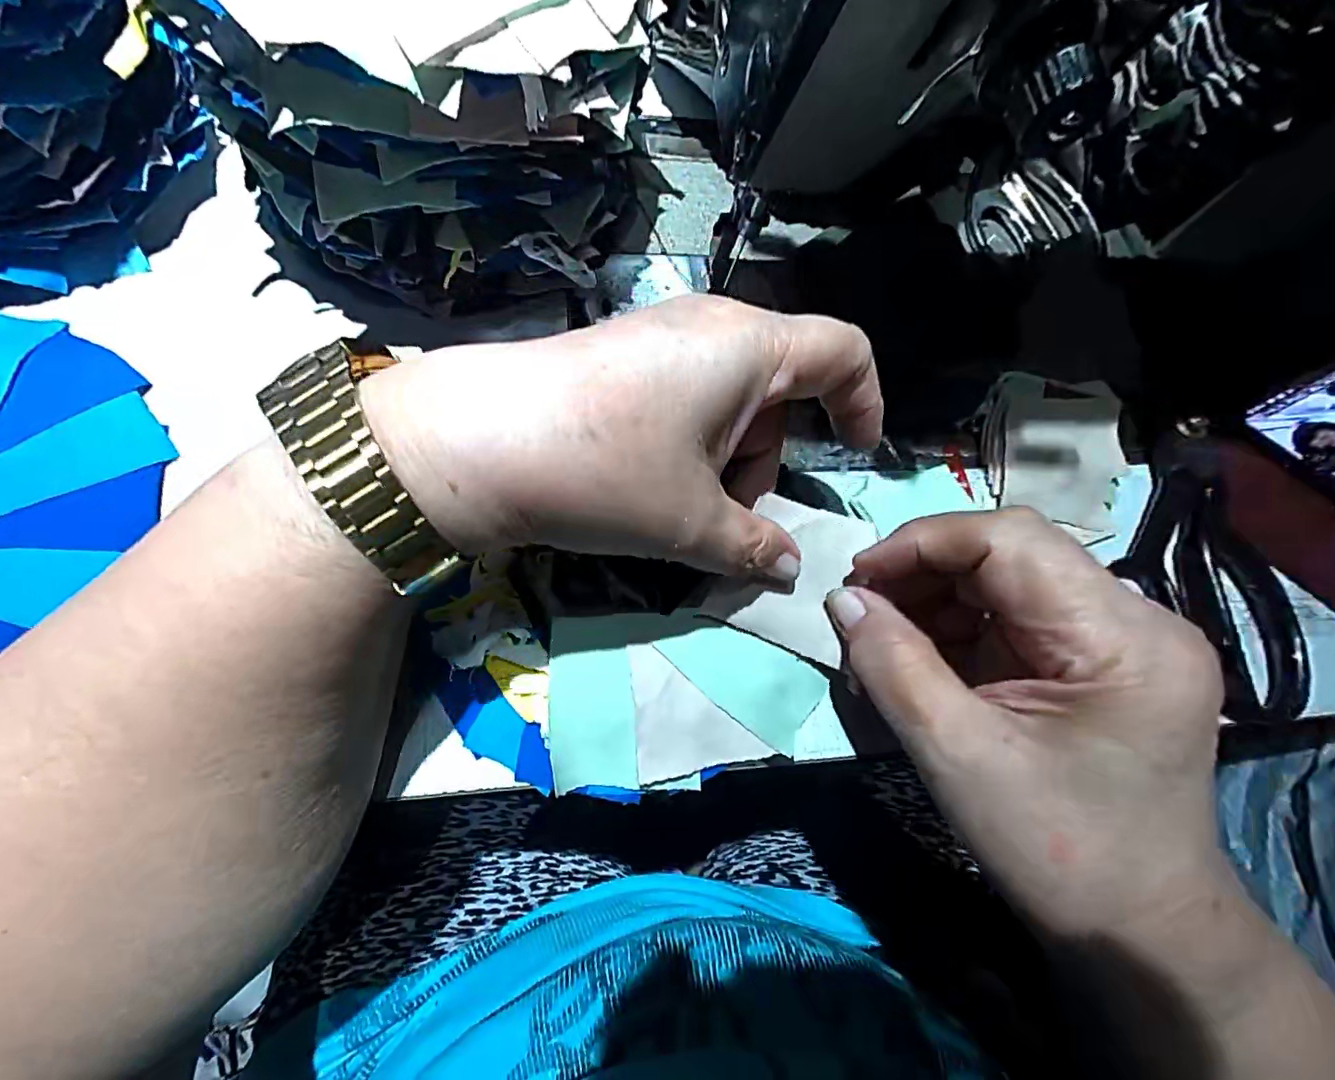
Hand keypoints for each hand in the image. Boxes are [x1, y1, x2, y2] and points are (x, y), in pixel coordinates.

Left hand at [358, 295, 881, 577]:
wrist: (469, 441)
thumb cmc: (604, 471)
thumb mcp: (692, 522)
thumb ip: (755, 547)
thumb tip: (788, 570)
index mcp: (751, 346)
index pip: (845, 352)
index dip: (865, 402)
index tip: (856, 453)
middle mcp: (714, 325)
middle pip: (783, 391)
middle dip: (770, 460)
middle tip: (732, 516)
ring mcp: (664, 335)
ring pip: (734, 401)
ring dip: (729, 461)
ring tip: (681, 508)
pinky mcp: (626, 355)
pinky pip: (691, 396)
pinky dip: (693, 444)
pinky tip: (651, 481)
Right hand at [827, 507, 1232, 939]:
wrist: (1141, 936)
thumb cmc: (1058, 855)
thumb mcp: (959, 757)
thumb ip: (894, 666)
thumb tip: (843, 598)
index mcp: (1124, 637)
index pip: (1013, 540)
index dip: (925, 543)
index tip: (859, 576)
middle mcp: (1136, 621)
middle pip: (1012, 556)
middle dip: (925, 575)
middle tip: (862, 611)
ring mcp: (1120, 641)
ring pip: (1009, 584)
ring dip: (937, 603)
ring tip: (883, 642)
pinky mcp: (1098, 664)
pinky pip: (1016, 621)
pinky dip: (959, 631)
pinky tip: (920, 659)